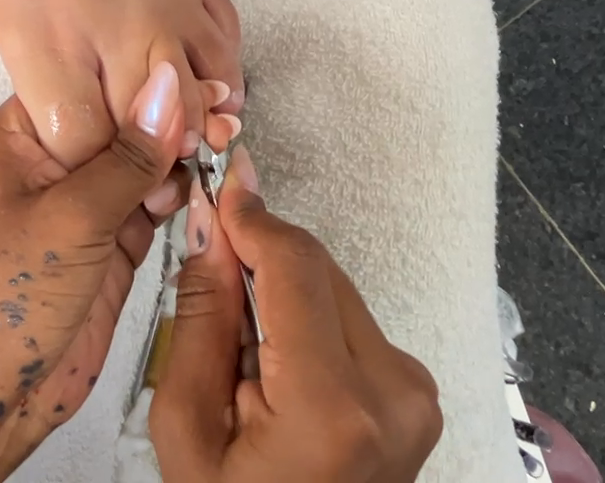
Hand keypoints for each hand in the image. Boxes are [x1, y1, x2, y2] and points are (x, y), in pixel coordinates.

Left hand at [0, 0, 242, 169]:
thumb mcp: (24, 36)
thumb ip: (70, 109)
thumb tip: (99, 161)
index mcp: (143, 47)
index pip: (161, 142)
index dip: (143, 177)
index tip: (129, 196)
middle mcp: (187, 20)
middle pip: (204, 107)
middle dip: (183, 146)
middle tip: (155, 173)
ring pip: (223, 64)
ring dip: (207, 104)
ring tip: (180, 128)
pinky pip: (222, 23)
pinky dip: (215, 56)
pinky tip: (190, 63)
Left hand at [0, 63, 197, 479]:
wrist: (0, 395)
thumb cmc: (12, 291)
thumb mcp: (70, 216)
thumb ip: (128, 155)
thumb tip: (170, 83)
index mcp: (19, 136)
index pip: (85, 87)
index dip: (139, 80)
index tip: (197, 78)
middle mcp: (52, 160)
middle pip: (118, 123)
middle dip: (167, 120)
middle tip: (224, 114)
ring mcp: (84, 202)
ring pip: (141, 162)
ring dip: (179, 156)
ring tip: (225, 139)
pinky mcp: (112, 240)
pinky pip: (152, 202)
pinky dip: (180, 193)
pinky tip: (210, 179)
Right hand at [151, 150, 443, 482]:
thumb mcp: (186, 423)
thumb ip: (201, 315)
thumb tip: (211, 223)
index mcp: (334, 404)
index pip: (294, 265)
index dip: (252, 216)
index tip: (216, 182)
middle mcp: (396, 388)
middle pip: (315, 269)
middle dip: (257, 252)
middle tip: (207, 260)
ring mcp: (417, 393)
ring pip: (332, 287)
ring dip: (279, 284)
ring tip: (241, 339)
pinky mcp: (418, 394)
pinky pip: (349, 318)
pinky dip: (304, 314)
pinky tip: (274, 357)